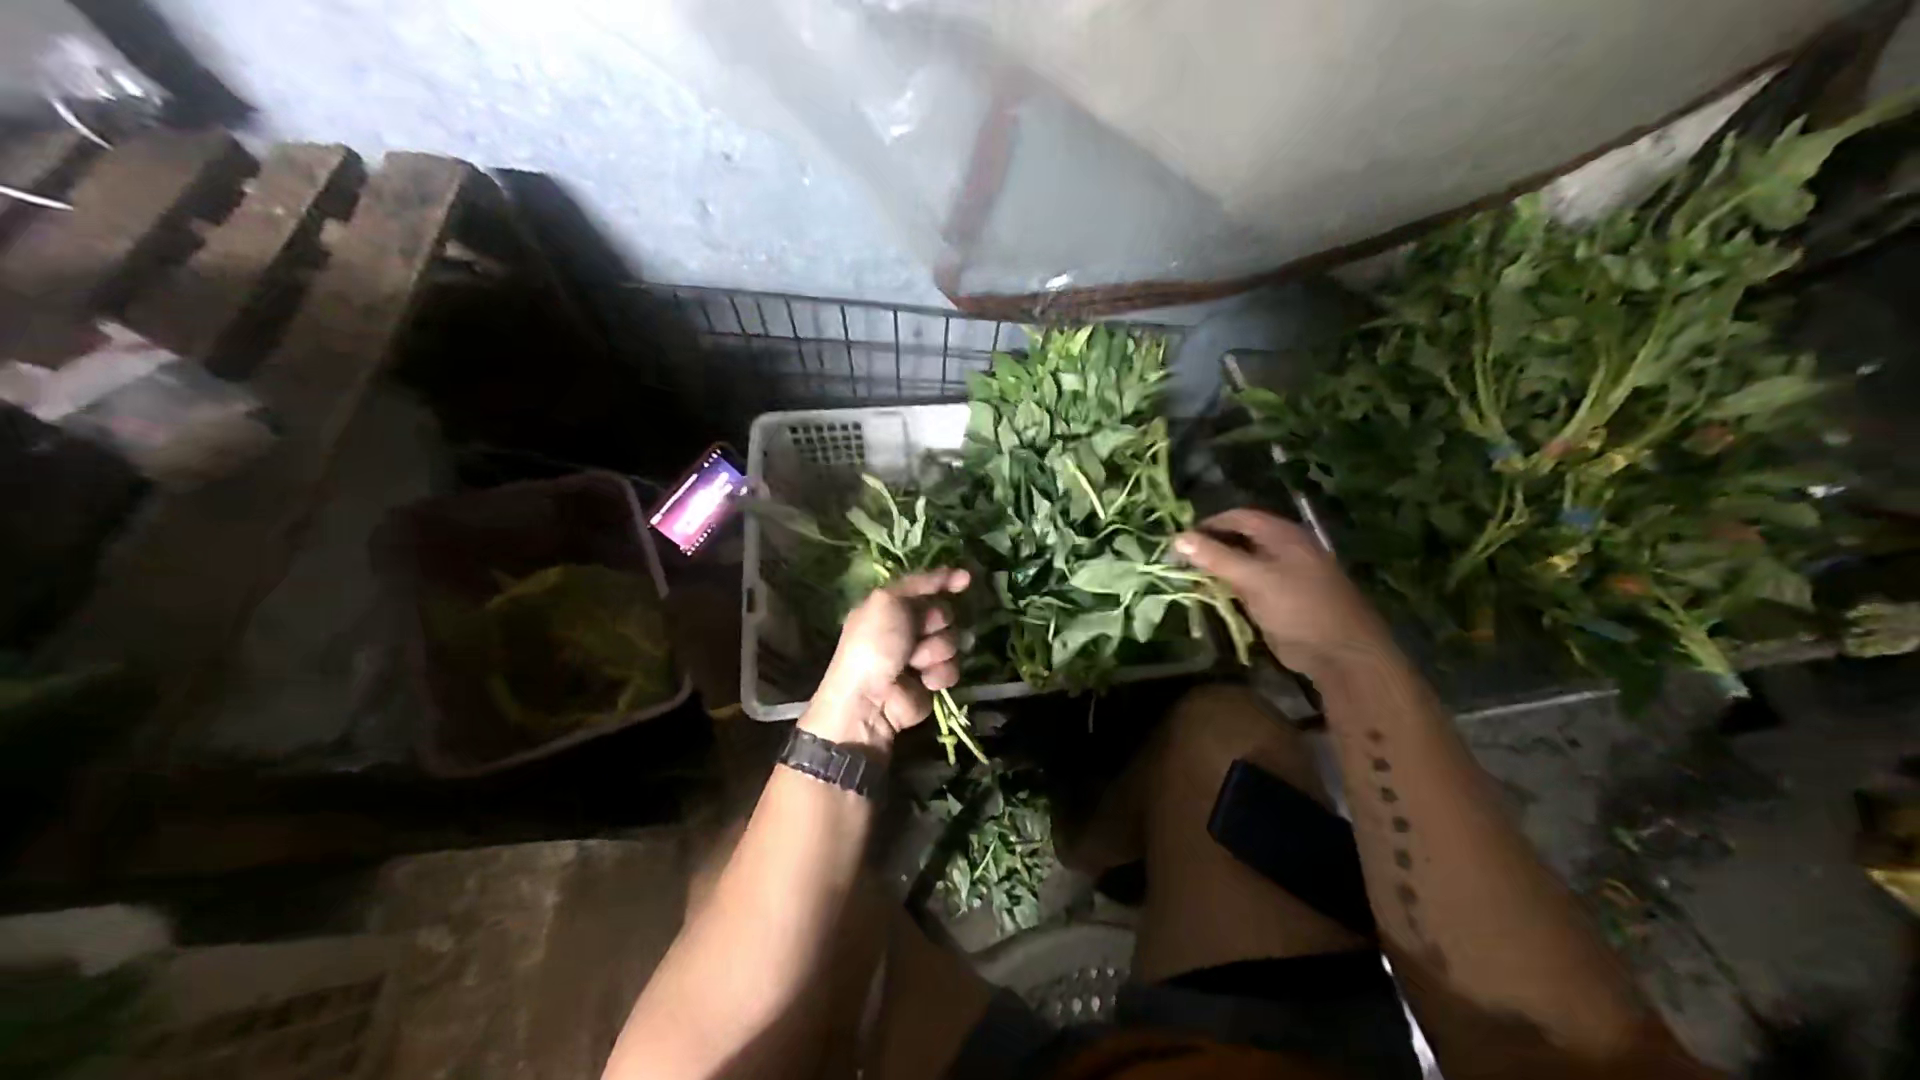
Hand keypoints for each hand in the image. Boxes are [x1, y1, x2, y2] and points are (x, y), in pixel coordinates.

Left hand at [805, 569, 969, 748]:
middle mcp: (907, 627)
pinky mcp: (933, 679)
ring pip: (953, 640)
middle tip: (919, 632)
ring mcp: (921, 654)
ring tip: (915, 663)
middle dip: (936, 622)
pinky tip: (924, 681)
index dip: (946, 581)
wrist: (870, 698)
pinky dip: (939, 673)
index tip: (965, 580)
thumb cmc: (875, 643)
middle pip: (945, 612)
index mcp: (892, 605)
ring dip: (936, 651)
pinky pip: (953, 667)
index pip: (926, 585)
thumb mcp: (888, 600)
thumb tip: (958, 572)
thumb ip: (921, 582)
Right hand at [1174, 509, 1394, 676]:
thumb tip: (1177, 538)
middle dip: (1210, 546)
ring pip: (1244, 562)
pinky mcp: (1282, 598)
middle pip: (1240, 538)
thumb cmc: (1299, 608)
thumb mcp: (1254, 579)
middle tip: (1181, 560)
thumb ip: (1215, 557)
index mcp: (1284, 535)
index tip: (1180, 539)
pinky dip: (1229, 586)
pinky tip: (1212, 594)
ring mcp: (1285, 574)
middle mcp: (1285, 549)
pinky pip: (1250, 584)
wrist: (1340, 653)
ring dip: (1218, 568)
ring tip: (1190, 577)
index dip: (1208, 524)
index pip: (1239, 517)